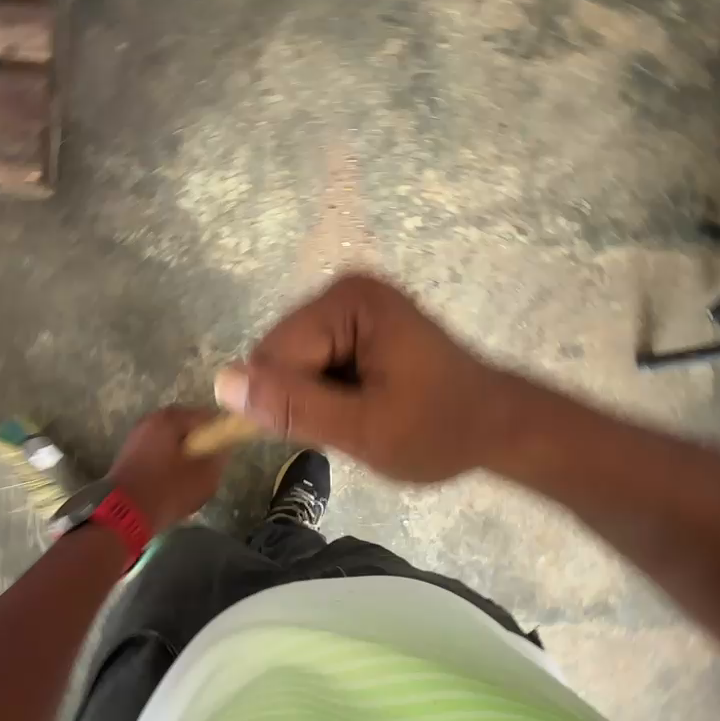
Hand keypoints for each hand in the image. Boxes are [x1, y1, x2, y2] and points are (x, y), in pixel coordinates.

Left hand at [106, 406, 229, 529]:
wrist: (121, 515)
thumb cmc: (167, 490)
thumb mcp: (204, 476)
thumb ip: (219, 456)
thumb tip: (224, 446)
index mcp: (172, 418)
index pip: (208, 416)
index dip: (222, 433)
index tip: (227, 452)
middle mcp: (152, 419)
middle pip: (188, 427)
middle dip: (202, 445)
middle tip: (211, 468)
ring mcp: (137, 436)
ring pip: (172, 441)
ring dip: (184, 455)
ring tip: (191, 479)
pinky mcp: (128, 454)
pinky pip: (157, 452)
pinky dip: (168, 463)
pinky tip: (172, 483)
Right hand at [215, 274, 519, 482]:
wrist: (496, 426)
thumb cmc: (439, 430)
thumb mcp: (364, 430)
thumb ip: (294, 407)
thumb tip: (222, 384)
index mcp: (349, 301)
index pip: (275, 355)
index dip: (290, 403)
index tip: (332, 432)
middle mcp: (345, 288)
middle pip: (281, 353)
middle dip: (304, 397)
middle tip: (353, 424)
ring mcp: (351, 302)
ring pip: (292, 361)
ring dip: (316, 397)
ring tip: (362, 414)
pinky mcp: (356, 320)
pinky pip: (313, 359)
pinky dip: (328, 390)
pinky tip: (364, 402)